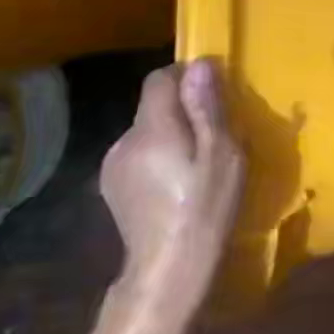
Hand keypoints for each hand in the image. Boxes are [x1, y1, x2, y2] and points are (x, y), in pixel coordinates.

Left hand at [100, 59, 245, 300]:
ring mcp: (113, 165)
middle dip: (183, 111)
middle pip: (154, 106)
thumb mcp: (221, 155)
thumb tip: (199, 64)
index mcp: (152, 129)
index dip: (186, 77)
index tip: (213, 94)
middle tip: (215, 136)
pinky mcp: (111, 186)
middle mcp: (124, 140)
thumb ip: (207, 108)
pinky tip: (175, 183)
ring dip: (170, 135)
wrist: (168, 269)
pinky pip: (139, 154)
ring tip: (196, 164)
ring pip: (147, 131)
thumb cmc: (205, 208)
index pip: (160, 79)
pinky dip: (157, 157)